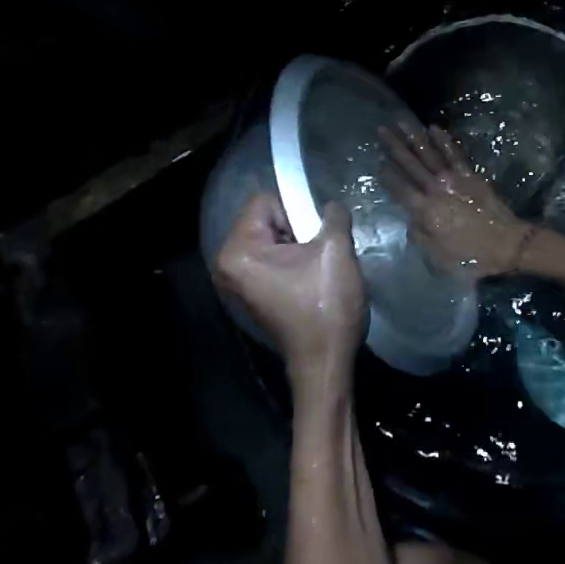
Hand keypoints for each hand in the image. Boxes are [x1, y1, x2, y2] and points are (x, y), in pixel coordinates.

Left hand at [216, 194, 366, 391]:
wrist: (325, 361)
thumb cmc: (326, 306)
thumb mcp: (336, 250)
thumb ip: (333, 215)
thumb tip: (330, 207)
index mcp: (238, 251)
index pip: (265, 202)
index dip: (297, 209)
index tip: (315, 235)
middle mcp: (228, 264)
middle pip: (266, 219)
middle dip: (297, 227)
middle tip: (320, 251)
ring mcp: (238, 281)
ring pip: (273, 238)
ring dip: (299, 244)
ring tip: (319, 265)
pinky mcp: (253, 293)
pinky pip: (273, 258)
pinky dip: (294, 260)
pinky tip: (312, 278)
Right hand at [379, 124, 531, 278]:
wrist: (506, 244)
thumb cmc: (471, 255)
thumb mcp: (438, 256)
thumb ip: (420, 235)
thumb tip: (411, 219)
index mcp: (425, 211)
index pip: (400, 189)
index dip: (387, 176)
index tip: (377, 164)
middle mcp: (436, 190)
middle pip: (410, 164)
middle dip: (394, 146)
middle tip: (381, 130)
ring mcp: (454, 179)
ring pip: (429, 153)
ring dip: (414, 137)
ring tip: (401, 122)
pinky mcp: (471, 175)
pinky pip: (454, 153)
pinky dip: (444, 140)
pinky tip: (434, 128)